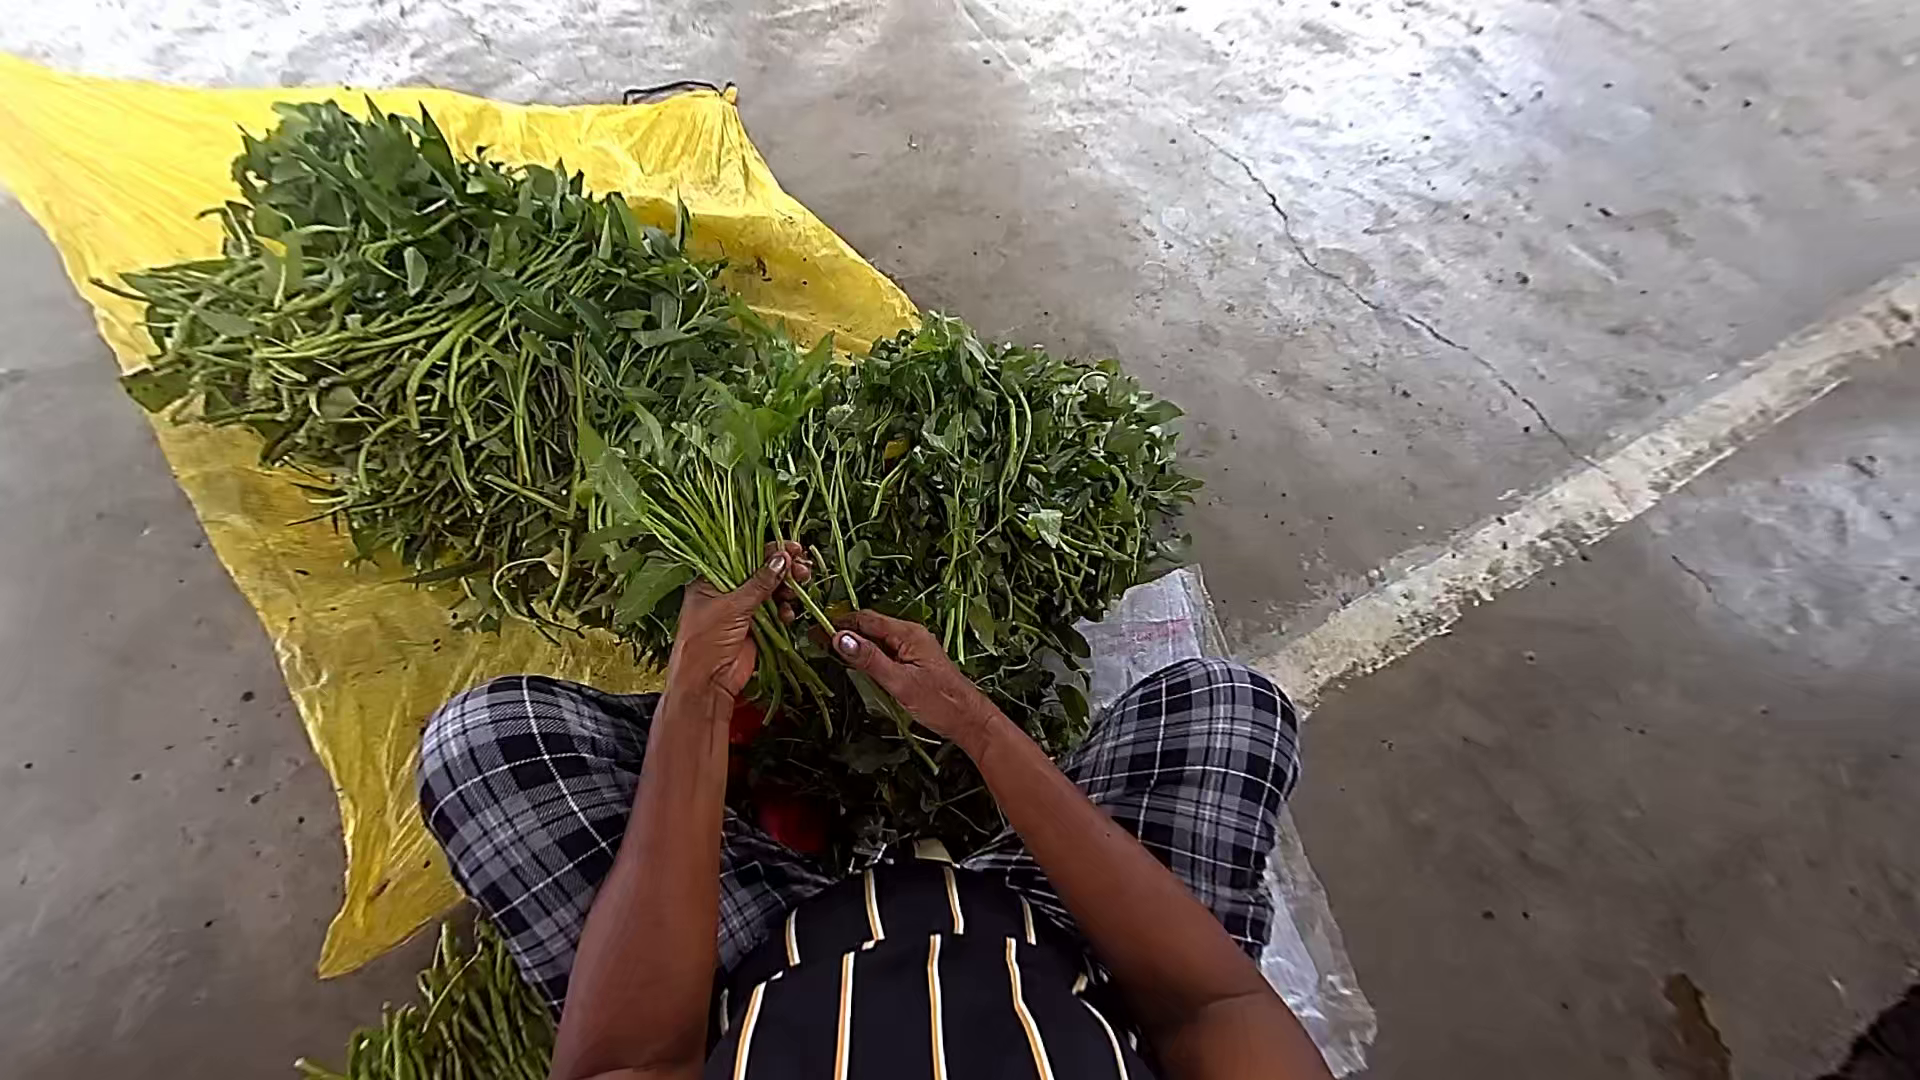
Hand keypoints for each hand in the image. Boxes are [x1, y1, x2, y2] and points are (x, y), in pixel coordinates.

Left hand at [668, 542, 811, 701]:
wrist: (707, 683)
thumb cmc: (705, 641)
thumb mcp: (732, 606)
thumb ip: (759, 582)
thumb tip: (781, 559)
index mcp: (712, 580)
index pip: (744, 556)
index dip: (769, 551)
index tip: (792, 548)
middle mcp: (728, 591)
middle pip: (762, 572)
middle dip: (784, 570)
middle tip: (802, 569)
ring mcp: (743, 609)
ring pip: (772, 591)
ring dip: (787, 589)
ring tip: (798, 591)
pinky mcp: (756, 626)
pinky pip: (776, 611)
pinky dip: (784, 610)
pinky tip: (787, 614)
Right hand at [824, 610, 1006, 749]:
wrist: (969, 719)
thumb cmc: (939, 702)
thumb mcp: (899, 682)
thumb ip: (869, 659)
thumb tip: (840, 638)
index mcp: (908, 633)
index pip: (866, 619)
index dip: (839, 623)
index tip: (814, 630)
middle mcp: (910, 634)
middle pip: (870, 625)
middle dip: (843, 631)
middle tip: (815, 640)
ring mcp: (913, 647)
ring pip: (877, 638)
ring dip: (854, 642)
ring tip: (828, 649)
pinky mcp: (914, 660)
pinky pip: (885, 650)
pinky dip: (867, 653)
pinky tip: (856, 662)